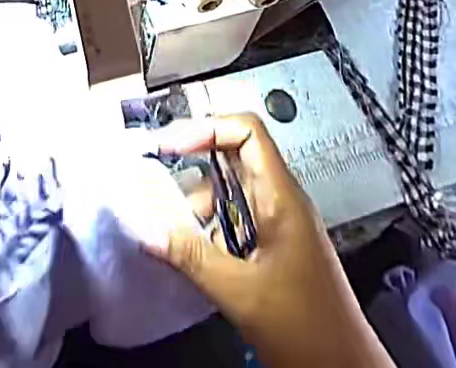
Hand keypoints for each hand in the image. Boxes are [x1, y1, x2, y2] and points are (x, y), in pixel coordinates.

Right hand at [144, 114, 391, 367]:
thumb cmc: (306, 329)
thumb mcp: (241, 292)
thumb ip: (193, 257)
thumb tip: (149, 231)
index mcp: (281, 196)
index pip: (247, 131)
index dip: (209, 128)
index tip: (173, 145)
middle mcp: (280, 199)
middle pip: (235, 154)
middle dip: (196, 160)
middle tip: (160, 170)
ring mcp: (278, 220)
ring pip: (232, 188)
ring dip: (200, 198)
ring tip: (172, 222)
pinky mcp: (273, 244)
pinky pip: (236, 216)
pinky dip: (210, 224)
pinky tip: (192, 248)